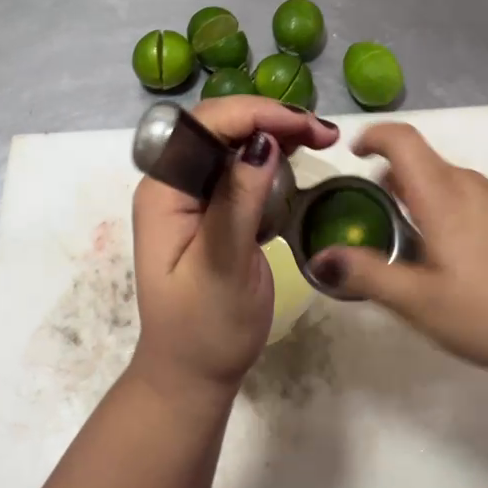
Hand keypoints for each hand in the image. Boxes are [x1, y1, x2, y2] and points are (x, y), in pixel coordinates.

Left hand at [130, 97, 338, 395]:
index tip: (301, 124)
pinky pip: (244, 166)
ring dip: (277, 132)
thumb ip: (239, 202)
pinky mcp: (216, 205)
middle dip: (270, 119)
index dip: (252, 115)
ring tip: (321, 136)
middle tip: (322, 132)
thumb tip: (263, 142)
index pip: (205, 129)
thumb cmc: (204, 328)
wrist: (194, 373)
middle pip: (221, 127)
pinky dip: (275, 156)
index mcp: (164, 190)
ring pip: (236, 141)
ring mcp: (195, 192)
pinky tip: (302, 154)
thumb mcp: (222, 267)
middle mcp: (176, 181)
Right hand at [307, 123, 487, 377]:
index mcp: (443, 194)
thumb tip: (321, 258)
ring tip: (414, 246)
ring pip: (449, 184)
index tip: (353, 154)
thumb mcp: (423, 304)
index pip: (402, 139)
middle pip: (423, 163)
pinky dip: (450, 212)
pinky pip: (474, 201)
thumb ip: (370, 276)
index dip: (372, 136)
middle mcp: (472, 185)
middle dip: (392, 179)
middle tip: (374, 216)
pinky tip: (460, 262)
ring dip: (421, 199)